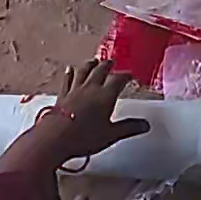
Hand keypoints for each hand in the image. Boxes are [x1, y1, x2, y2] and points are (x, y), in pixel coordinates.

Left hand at [0, 62, 149, 180]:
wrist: (56, 138)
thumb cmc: (83, 137)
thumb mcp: (111, 135)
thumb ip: (128, 128)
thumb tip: (144, 125)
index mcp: (105, 96)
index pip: (118, 80)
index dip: (125, 75)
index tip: (130, 75)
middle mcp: (90, 88)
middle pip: (100, 71)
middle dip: (108, 65)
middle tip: (112, 62)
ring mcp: (74, 90)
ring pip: (84, 71)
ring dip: (90, 65)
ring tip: (94, 61)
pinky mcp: (62, 95)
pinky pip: (67, 79)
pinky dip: (70, 73)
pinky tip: (70, 69)